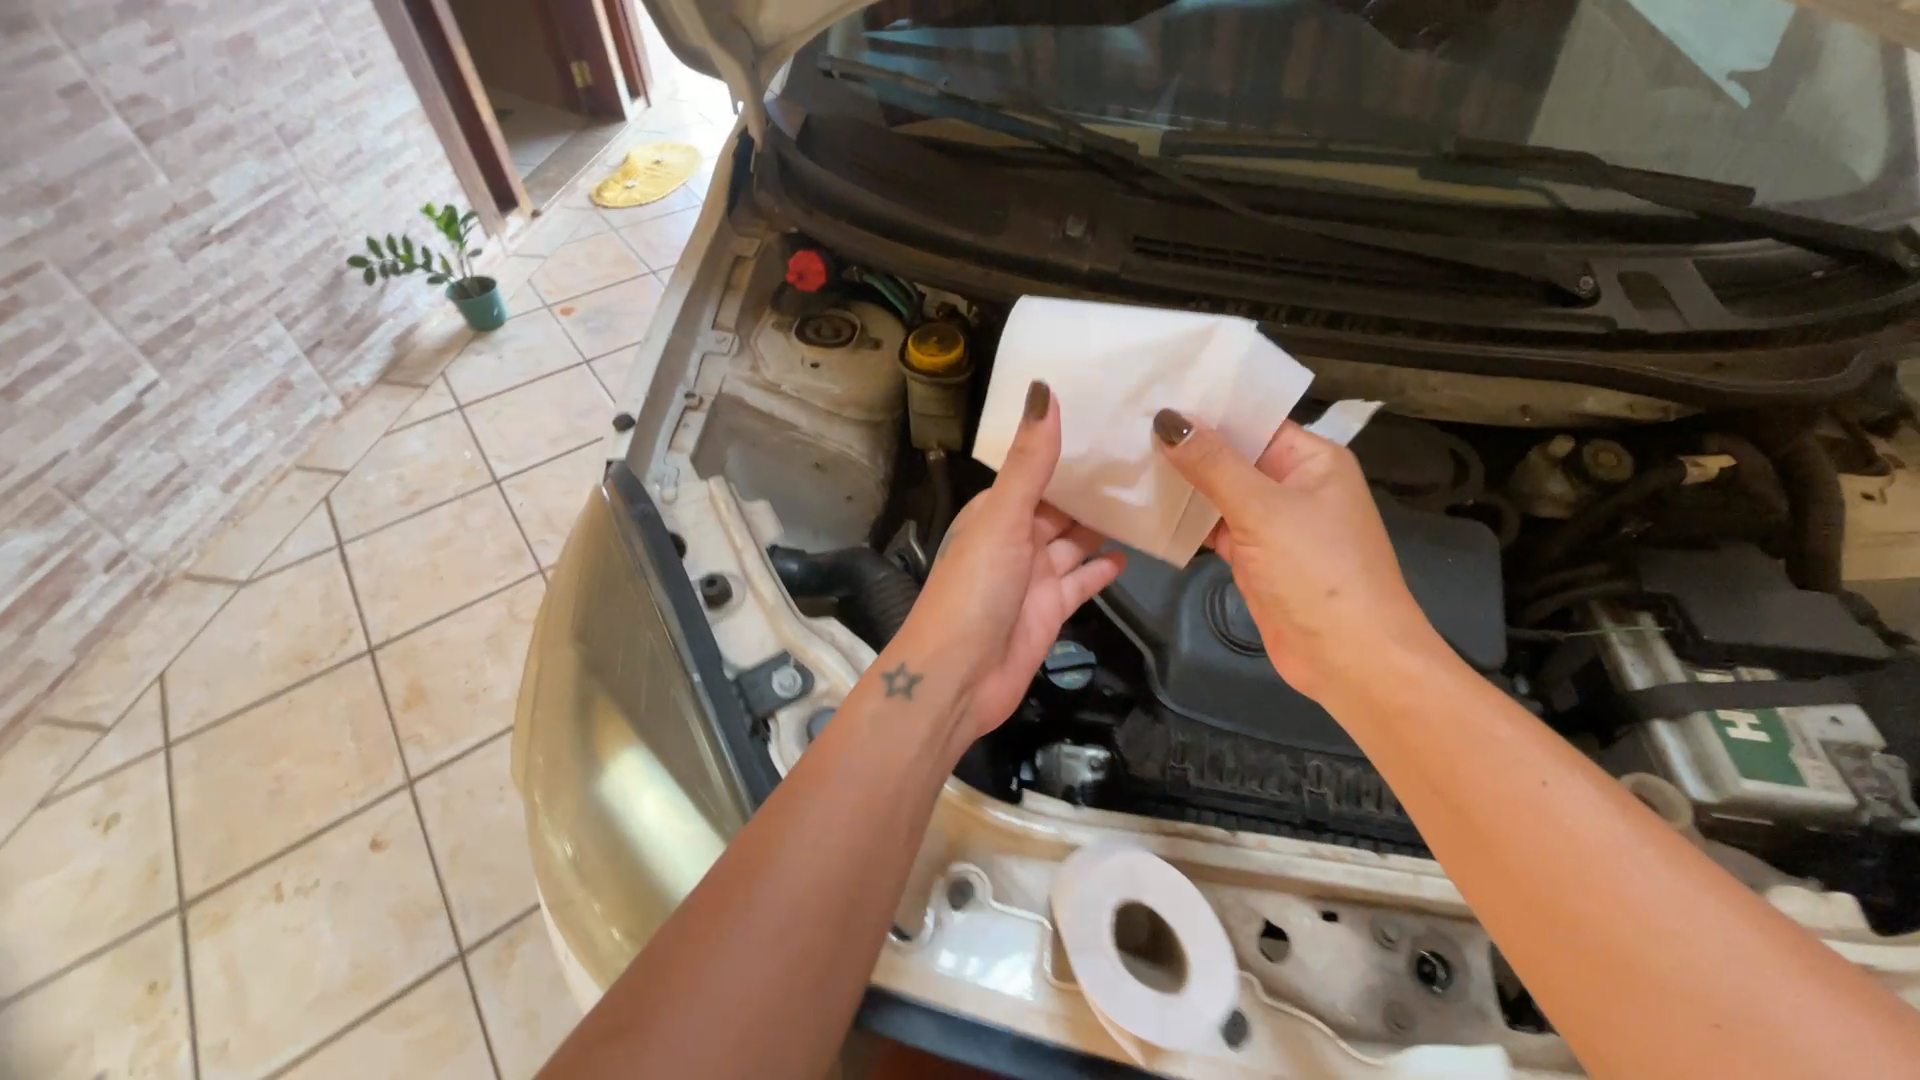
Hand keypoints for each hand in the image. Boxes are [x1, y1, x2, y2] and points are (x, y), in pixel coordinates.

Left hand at [887, 382, 1126, 742]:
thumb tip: (1044, 390)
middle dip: (1093, 486)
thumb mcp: (1002, 519)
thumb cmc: (973, 591)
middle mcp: (1015, 539)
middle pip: (1060, 506)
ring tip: (1149, 496)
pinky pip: (1082, 581)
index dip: (1068, 448)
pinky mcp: (1052, 610)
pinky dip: (1103, 569)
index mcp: (996, 511)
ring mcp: (1034, 576)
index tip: (1111, 420)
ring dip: (1103, 524)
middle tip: (1146, 456)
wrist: (958, 678)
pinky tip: (1132, 552)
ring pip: (1075, 542)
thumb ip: (1029, 462)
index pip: (1036, 470)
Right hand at [1152, 411, 1444, 705]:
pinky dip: (1186, 522)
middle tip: (1126, 425)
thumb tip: (1169, 419)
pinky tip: (1146, 509)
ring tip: (1126, 459)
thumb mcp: (1262, 510)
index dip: (1206, 408)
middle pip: (1233, 456)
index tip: (1152, 394)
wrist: (1350, 658)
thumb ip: (1213, 464)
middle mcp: (1294, 485)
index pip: (1253, 420)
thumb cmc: (1317, 573)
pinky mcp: (1256, 558)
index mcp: (1311, 460)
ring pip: (1220, 493)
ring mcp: (1274, 524)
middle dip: (1186, 446)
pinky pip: (1215, 528)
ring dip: (1182, 484)